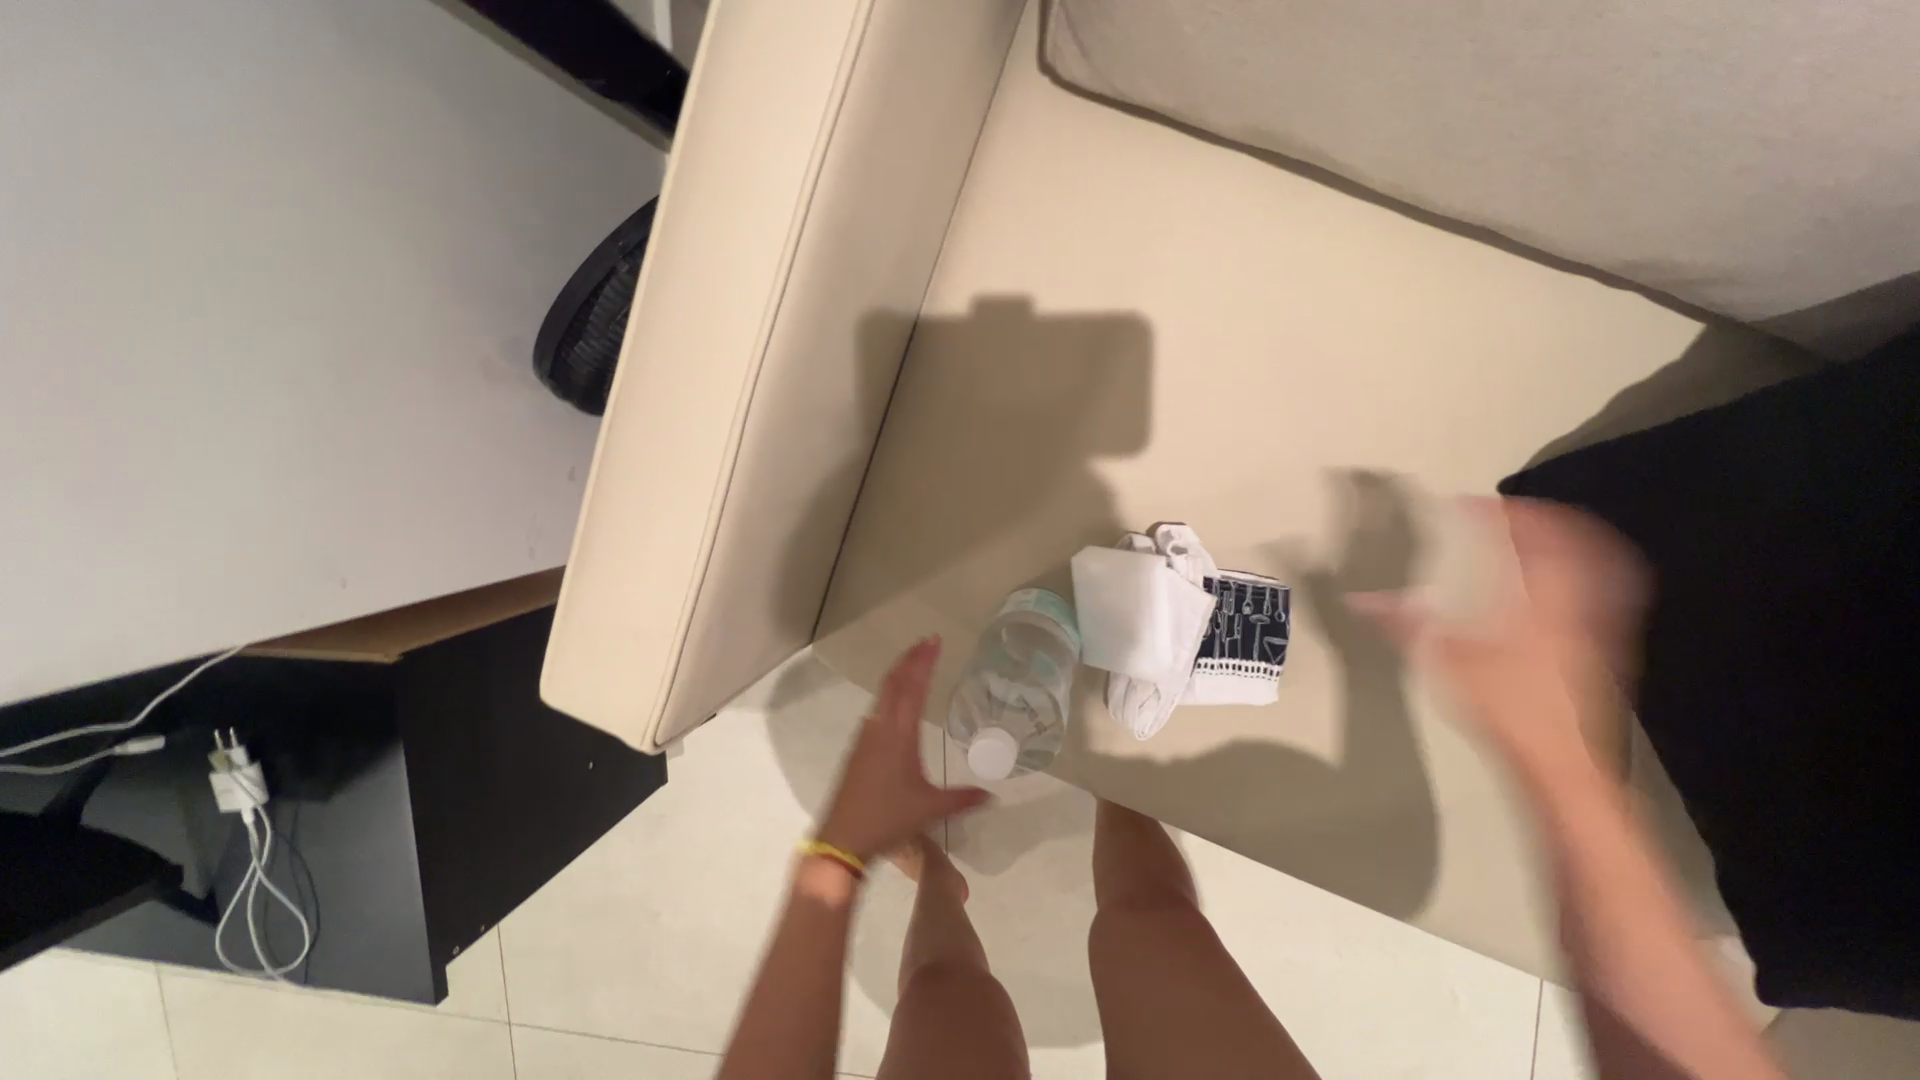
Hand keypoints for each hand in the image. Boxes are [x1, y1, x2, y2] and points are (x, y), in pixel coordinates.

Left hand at [814, 639, 989, 861]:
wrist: (842, 838)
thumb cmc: (887, 819)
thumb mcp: (930, 809)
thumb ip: (961, 799)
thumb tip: (991, 796)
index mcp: (899, 735)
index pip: (912, 688)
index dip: (923, 662)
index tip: (933, 640)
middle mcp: (880, 728)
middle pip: (894, 683)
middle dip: (911, 660)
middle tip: (927, 641)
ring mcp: (865, 737)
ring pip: (882, 695)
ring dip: (898, 675)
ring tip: (913, 664)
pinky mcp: (858, 749)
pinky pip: (876, 709)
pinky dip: (889, 694)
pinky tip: (894, 702)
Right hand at [1349, 498, 1647, 770]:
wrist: (1564, 767)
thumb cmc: (1508, 713)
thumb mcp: (1448, 665)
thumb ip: (1407, 625)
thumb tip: (1361, 600)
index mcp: (1542, 604)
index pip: (1529, 540)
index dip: (1500, 513)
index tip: (1469, 503)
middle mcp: (1579, 608)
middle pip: (1577, 544)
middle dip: (1544, 518)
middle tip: (1511, 509)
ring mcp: (1598, 629)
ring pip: (1598, 566)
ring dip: (1569, 541)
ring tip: (1539, 533)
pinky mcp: (1602, 649)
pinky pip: (1601, 591)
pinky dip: (1580, 571)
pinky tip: (1555, 583)